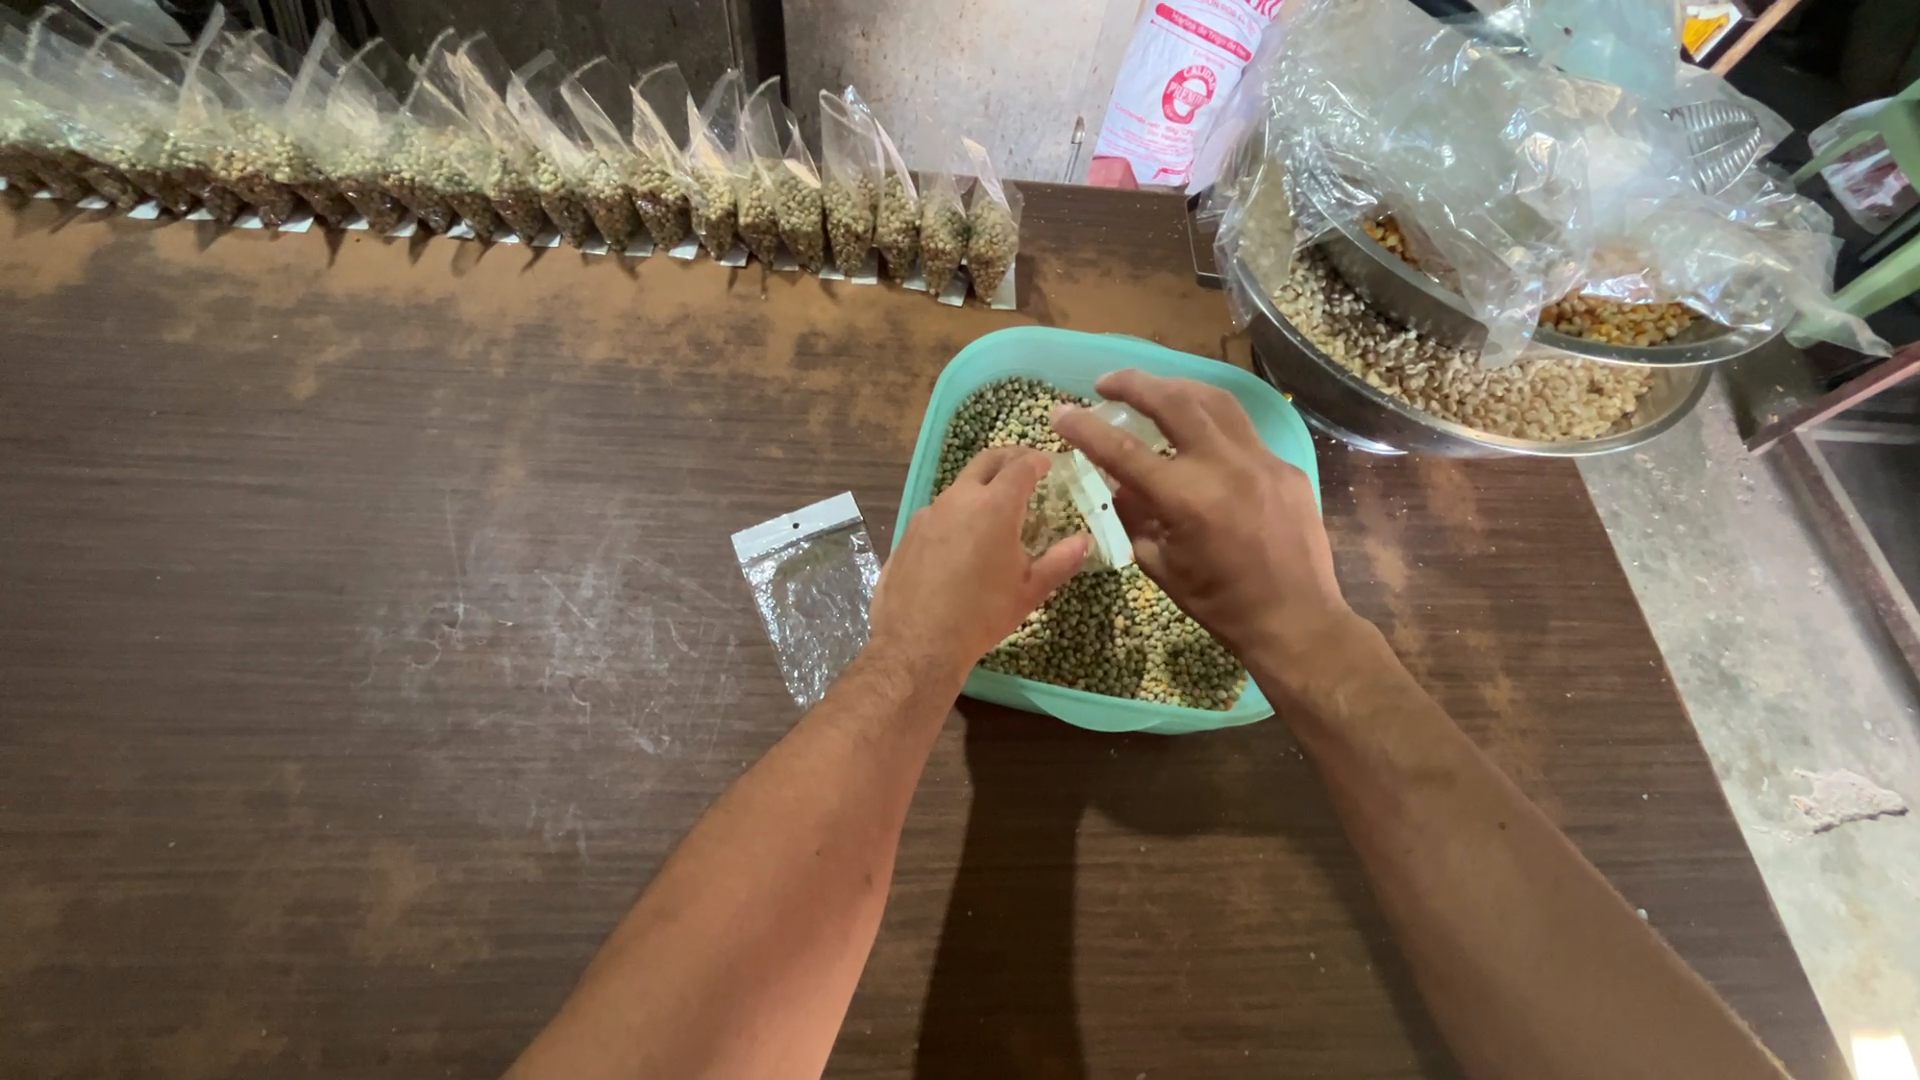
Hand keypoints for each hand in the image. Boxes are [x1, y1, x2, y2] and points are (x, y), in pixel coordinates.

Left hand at [868, 447, 1090, 682]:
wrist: (918, 641)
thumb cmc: (982, 614)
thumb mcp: (1030, 590)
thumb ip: (1061, 560)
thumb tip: (1086, 542)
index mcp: (995, 506)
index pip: (1021, 466)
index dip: (1037, 461)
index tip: (1047, 464)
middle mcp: (959, 499)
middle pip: (986, 461)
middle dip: (1009, 458)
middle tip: (1024, 466)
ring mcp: (929, 513)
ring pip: (959, 487)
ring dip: (980, 487)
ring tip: (995, 508)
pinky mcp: (909, 532)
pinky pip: (938, 512)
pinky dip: (957, 513)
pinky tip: (961, 540)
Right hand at [1051, 370, 1349, 661]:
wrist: (1296, 619)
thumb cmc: (1219, 604)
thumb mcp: (1159, 565)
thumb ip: (1134, 517)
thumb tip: (1119, 485)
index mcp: (1186, 499)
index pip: (1122, 450)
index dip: (1085, 428)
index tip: (1060, 413)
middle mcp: (1224, 467)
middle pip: (1173, 401)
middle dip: (1133, 383)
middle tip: (1106, 383)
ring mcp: (1261, 461)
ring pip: (1215, 401)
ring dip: (1177, 388)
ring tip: (1154, 390)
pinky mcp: (1285, 467)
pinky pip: (1243, 431)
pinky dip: (1212, 423)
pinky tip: (1200, 436)